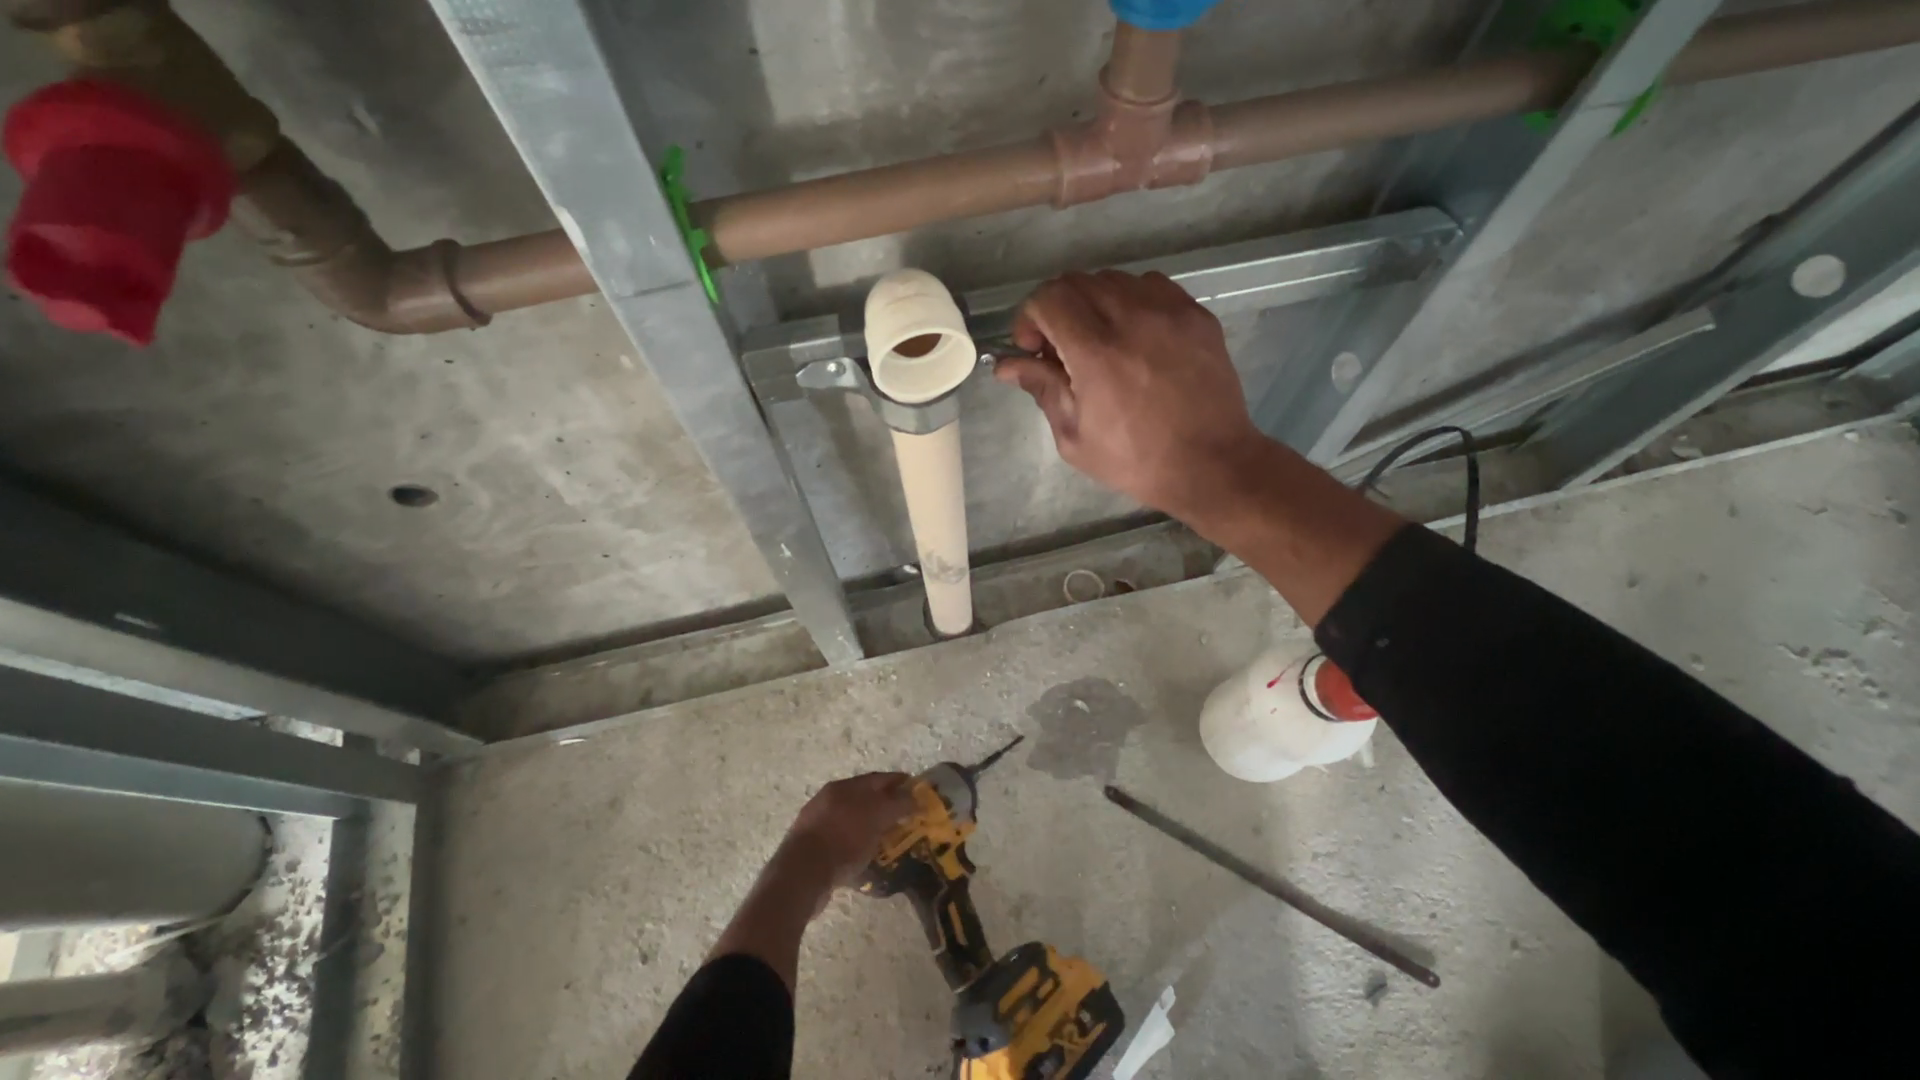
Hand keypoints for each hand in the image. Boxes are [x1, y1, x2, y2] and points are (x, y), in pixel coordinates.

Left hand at [778, 772, 913, 889]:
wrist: (803, 873)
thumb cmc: (843, 839)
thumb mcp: (877, 816)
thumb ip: (897, 803)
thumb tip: (914, 797)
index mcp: (843, 787)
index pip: (878, 779)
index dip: (899, 783)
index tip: (918, 792)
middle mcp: (829, 800)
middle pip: (865, 799)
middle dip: (887, 806)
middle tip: (908, 818)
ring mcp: (819, 824)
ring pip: (854, 820)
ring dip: (873, 827)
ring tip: (892, 840)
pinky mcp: (815, 848)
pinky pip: (844, 842)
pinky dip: (859, 845)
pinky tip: (870, 858)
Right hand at [997, 270, 1267, 520]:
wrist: (1211, 464)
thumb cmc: (1136, 461)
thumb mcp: (1074, 436)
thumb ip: (1042, 389)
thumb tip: (1007, 364)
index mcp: (1096, 353)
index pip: (1048, 299)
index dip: (1030, 319)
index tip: (1033, 350)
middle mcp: (1132, 319)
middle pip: (1077, 282)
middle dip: (1057, 309)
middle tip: (1061, 348)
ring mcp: (1170, 312)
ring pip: (1114, 279)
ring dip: (1093, 302)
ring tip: (1100, 340)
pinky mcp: (1196, 315)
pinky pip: (1152, 286)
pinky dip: (1132, 300)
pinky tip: (1134, 334)